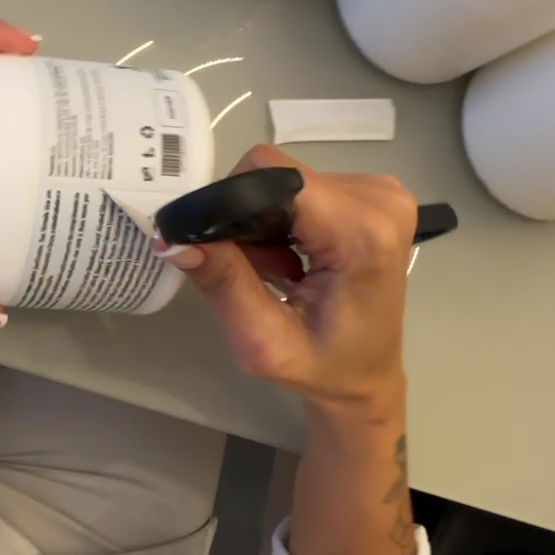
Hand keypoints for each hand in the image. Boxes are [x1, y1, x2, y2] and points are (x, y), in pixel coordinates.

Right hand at [157, 145, 415, 416]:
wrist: (366, 379)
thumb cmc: (320, 368)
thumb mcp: (262, 340)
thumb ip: (224, 283)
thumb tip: (174, 239)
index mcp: (361, 233)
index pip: (271, 176)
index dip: (229, 204)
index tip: (215, 249)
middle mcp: (378, 199)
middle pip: (275, 175)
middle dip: (247, 220)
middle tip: (255, 273)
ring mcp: (379, 192)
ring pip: (282, 180)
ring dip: (263, 224)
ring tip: (278, 271)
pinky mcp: (371, 194)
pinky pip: (300, 188)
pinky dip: (282, 221)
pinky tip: (293, 259)